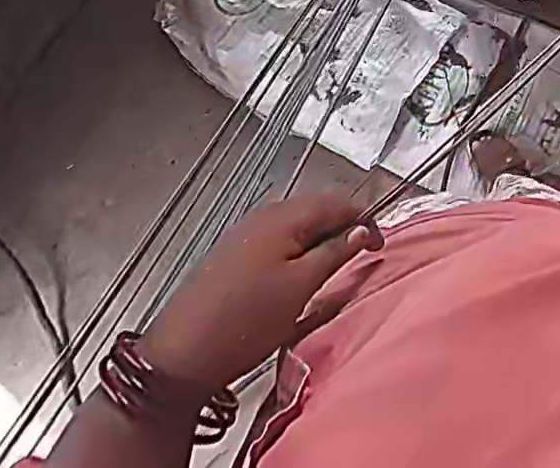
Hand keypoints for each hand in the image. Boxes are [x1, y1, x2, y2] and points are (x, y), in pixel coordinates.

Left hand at [140, 195, 381, 388]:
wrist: (180, 356)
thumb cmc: (244, 321)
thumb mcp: (300, 287)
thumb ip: (334, 252)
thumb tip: (362, 228)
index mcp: (284, 216)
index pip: (337, 203)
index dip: (364, 220)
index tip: (379, 244)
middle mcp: (265, 215)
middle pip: (317, 209)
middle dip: (344, 226)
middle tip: (362, 253)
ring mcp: (248, 232)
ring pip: (299, 225)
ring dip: (322, 239)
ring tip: (336, 266)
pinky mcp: (237, 253)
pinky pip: (280, 239)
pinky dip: (300, 250)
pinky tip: (301, 275)